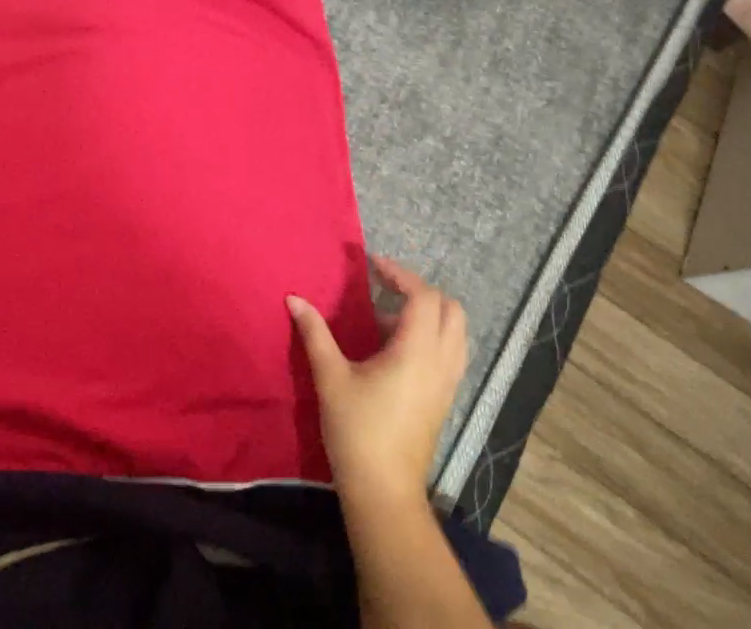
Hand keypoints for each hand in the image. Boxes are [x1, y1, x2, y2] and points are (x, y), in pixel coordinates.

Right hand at [287, 256, 467, 511]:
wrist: (383, 486)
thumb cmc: (356, 428)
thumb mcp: (330, 376)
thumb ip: (315, 333)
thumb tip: (294, 299)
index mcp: (417, 352)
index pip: (423, 297)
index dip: (400, 274)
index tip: (372, 264)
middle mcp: (442, 362)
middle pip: (451, 310)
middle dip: (420, 290)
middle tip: (384, 286)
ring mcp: (448, 382)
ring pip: (456, 332)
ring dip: (429, 313)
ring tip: (387, 316)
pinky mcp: (444, 398)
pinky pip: (450, 352)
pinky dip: (432, 335)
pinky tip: (394, 347)